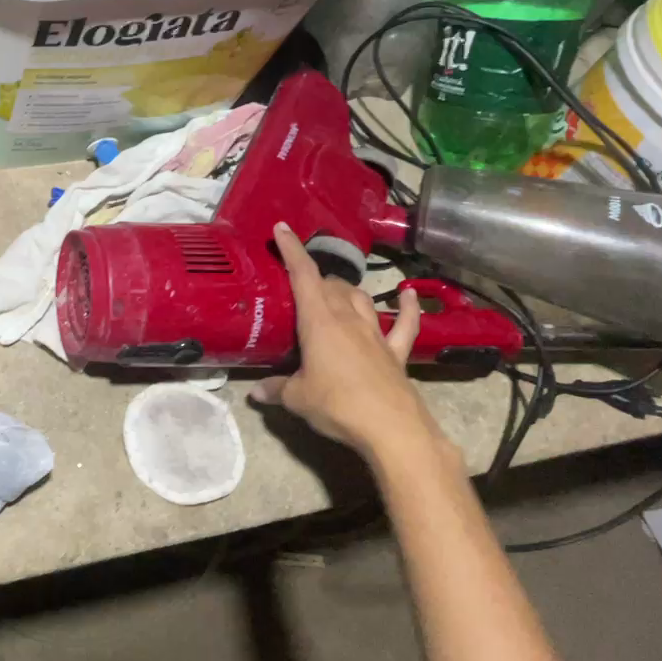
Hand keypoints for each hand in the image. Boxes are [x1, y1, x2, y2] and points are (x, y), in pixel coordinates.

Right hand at [249, 223, 438, 458]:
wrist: (393, 431)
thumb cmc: (338, 406)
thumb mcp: (297, 398)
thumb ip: (276, 389)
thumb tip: (255, 393)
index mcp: (319, 322)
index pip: (302, 275)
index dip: (291, 250)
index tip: (281, 229)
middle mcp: (348, 319)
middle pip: (331, 285)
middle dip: (313, 278)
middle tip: (297, 286)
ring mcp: (375, 334)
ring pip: (360, 298)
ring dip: (345, 290)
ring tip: (333, 292)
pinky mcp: (396, 353)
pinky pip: (404, 324)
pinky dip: (406, 307)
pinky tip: (406, 295)